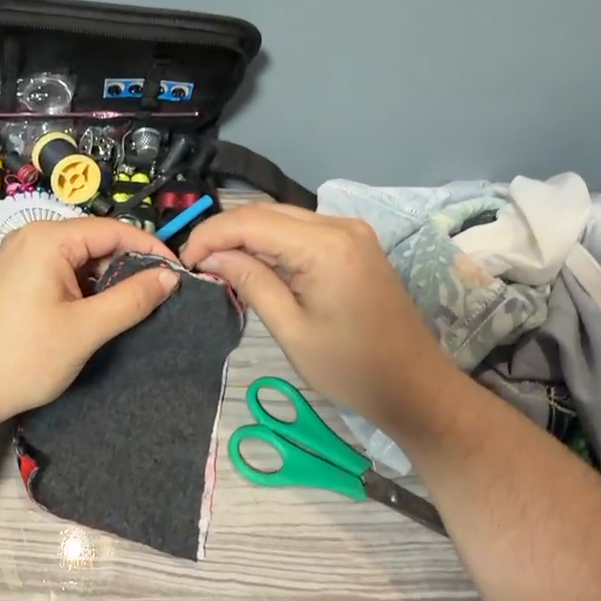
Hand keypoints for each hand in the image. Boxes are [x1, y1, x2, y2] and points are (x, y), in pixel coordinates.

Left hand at [0, 218, 179, 428]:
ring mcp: (21, 255)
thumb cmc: (25, 356)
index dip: (149, 248)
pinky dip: (85, 287)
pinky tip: (100, 311)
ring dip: (107, 279)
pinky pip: (62, 270)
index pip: (112, 229)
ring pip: (81, 258)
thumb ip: (132, 299)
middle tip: (160, 296)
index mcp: (47, 238)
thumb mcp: (87, 329)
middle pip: (95, 240)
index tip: (179, 274)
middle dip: (128, 265)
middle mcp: (32, 236)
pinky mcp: (17, 276)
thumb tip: (171, 276)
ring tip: (135, 307)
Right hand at [180, 203, 446, 424]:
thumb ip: (250, 283)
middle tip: (195, 263)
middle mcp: (339, 226)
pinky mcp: (354, 243)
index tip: (184, 261)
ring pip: (281, 218)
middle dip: (224, 232)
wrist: (416, 388)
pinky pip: (301, 230)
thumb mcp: (291, 330)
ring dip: (246, 235)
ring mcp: (350, 232)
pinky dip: (271, 242)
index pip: (250, 222)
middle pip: (265, 213)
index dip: (210, 235)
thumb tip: (211, 256)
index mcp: (325, 246)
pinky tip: (253, 264)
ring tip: (216, 264)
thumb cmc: (351, 368)